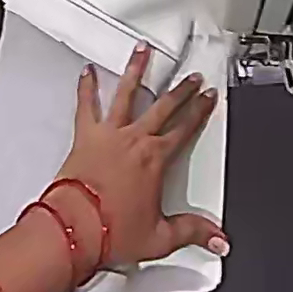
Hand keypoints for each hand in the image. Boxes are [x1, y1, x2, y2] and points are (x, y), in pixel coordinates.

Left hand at [52, 43, 228, 266]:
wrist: (74, 229)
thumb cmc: (110, 230)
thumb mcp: (160, 236)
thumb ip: (192, 232)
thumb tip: (218, 239)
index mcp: (156, 159)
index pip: (186, 128)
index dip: (200, 111)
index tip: (208, 98)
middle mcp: (135, 140)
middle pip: (165, 106)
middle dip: (182, 90)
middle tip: (192, 77)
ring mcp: (110, 134)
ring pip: (127, 93)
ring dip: (137, 70)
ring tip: (142, 52)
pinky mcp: (86, 136)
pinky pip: (86, 105)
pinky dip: (87, 87)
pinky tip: (88, 73)